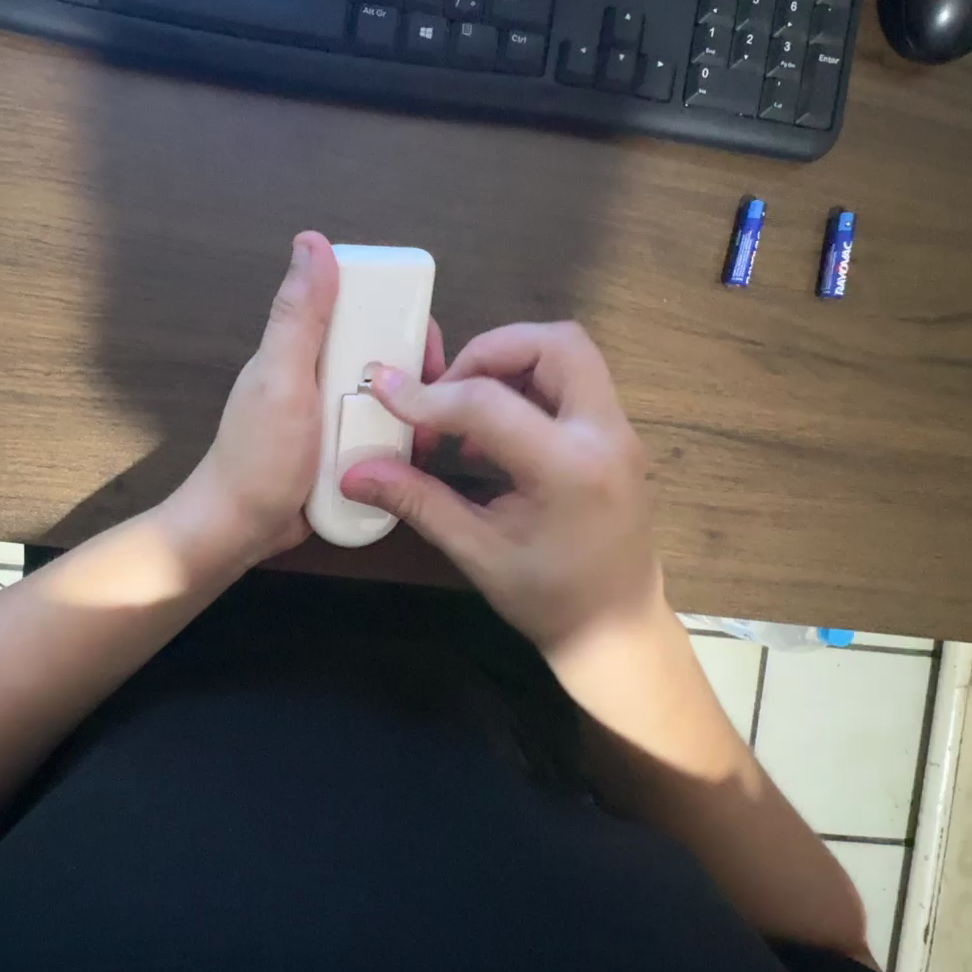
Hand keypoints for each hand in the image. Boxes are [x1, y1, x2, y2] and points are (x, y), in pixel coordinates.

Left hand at [170, 231, 445, 566]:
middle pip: (384, 357)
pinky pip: (382, 435)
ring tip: (433, 441)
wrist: (242, 529)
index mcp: (304, 348)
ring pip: (389, 399)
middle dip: (416, 376)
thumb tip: (312, 242)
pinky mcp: (342, 450)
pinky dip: (400, 442)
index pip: (363, 311)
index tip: (428, 349)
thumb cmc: (259, 457)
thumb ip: (298, 318)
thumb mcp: (281, 381)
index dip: (402, 319)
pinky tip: (417, 458)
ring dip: (414, 415)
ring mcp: (332, 415)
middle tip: (440, 407)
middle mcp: (320, 374)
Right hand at [340, 322, 660, 653]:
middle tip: (446, 390)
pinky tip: (490, 438)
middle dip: (488, 352)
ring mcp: (617, 432)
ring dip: (508, 366)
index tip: (384, 390)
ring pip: (568, 355)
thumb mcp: (475, 551)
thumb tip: (354, 473)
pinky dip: (525, 388)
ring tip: (464, 416)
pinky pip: (572, 383)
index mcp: (570, 468)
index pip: (488, 403)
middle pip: (555, 343)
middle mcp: (605, 434)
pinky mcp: (614, 436)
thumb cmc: (547, 598)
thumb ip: (417, 501)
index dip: (428, 395)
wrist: (615, 628)